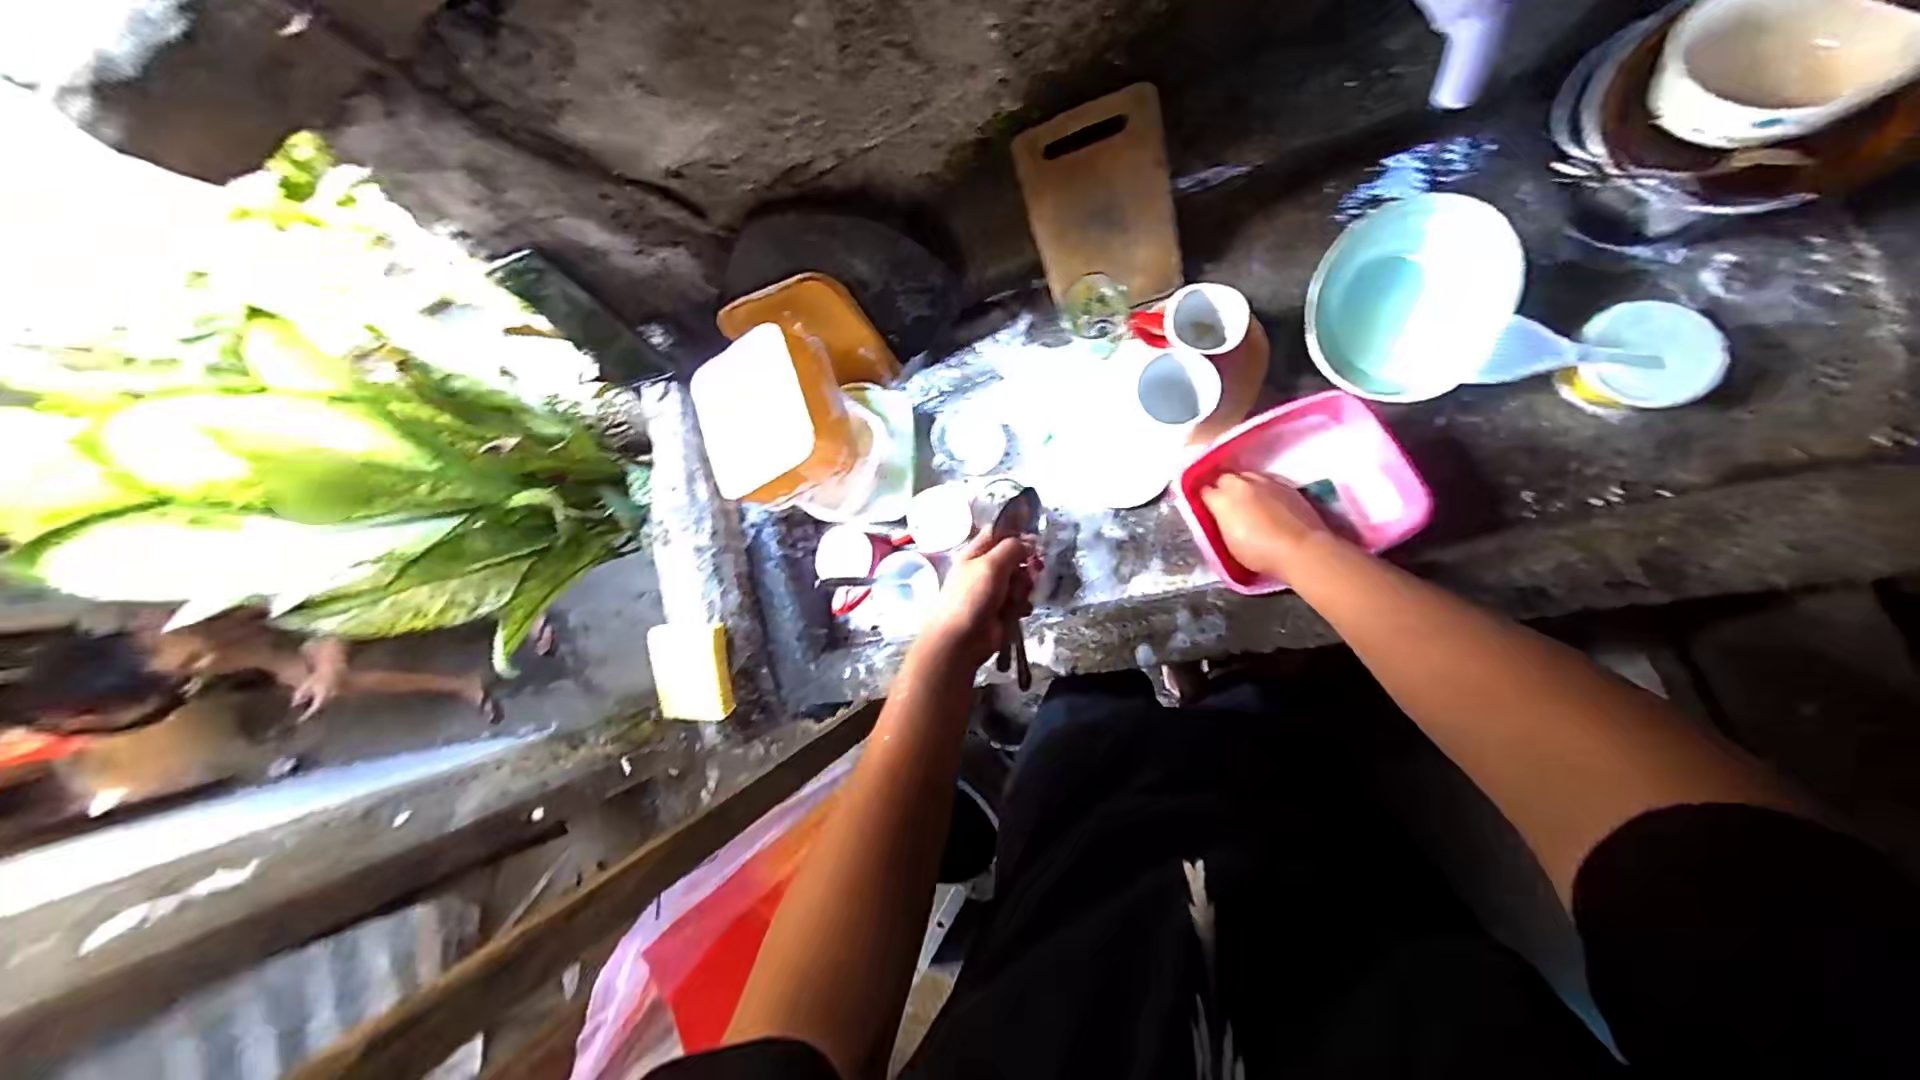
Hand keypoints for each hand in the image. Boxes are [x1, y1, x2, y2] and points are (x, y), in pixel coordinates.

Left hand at [916, 529, 1035, 670]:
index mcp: (976, 553)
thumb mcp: (991, 564)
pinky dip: (1021, 606)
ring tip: (1015, 598)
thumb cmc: (972, 597)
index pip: (998, 532)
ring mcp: (994, 591)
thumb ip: (1012, 547)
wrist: (961, 640)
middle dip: (1025, 565)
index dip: (1017, 533)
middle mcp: (985, 569)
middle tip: (1032, 570)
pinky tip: (1017, 612)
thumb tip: (1029, 542)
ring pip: (1022, 580)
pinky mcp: (1002, 610)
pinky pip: (1021, 601)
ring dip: (1023, 589)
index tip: (1035, 540)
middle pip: (1016, 558)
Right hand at [1199, 471, 1334, 578]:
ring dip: (1243, 485)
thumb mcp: (1228, 541)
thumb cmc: (1258, 552)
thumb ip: (1221, 522)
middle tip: (1226, 503)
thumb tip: (1220, 515)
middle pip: (1225, 477)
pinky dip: (1263, 488)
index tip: (1208, 509)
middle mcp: (1241, 484)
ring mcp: (1266, 482)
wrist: (1301, 549)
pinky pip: (1268, 480)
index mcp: (1222, 499)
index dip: (1205, 500)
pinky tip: (1267, 500)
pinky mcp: (1287, 485)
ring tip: (1247, 499)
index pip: (1204, 491)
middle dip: (1222, 487)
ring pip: (1247, 475)